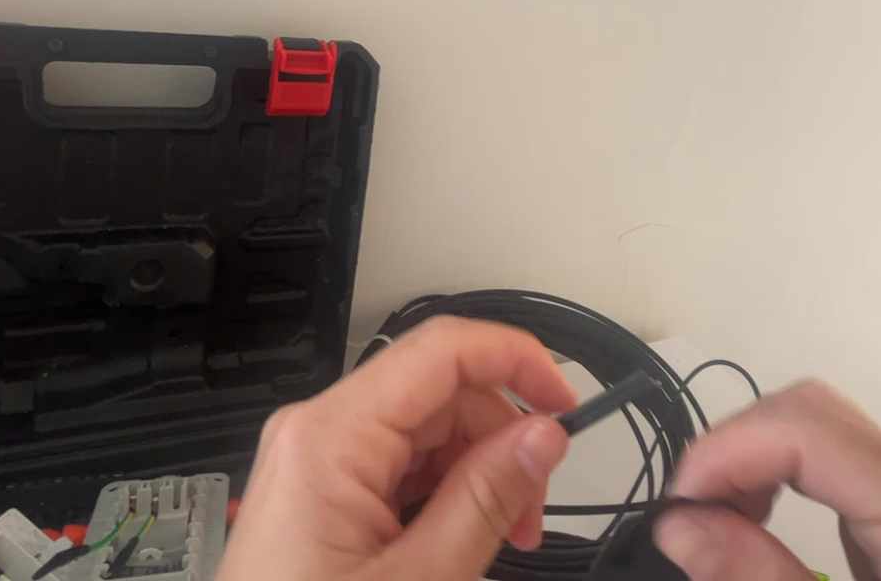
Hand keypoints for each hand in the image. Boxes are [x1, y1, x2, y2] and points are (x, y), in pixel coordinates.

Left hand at [217, 317, 577, 580]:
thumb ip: (484, 500)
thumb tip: (542, 435)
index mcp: (329, 436)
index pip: (440, 349)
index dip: (512, 357)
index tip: (563, 399)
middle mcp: (317, 429)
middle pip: (437, 389)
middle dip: (498, 434)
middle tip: (534, 506)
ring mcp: (316, 455)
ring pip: (424, 424)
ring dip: (477, 465)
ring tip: (504, 532)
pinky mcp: (322, 484)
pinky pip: (400, 458)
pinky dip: (444, 486)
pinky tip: (464, 531)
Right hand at [657, 380, 880, 580]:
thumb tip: (678, 523)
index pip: (813, 430)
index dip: (729, 450)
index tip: (677, 504)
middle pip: (814, 414)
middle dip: (736, 453)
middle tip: (692, 519)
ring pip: (819, 427)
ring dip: (753, 464)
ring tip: (719, 525)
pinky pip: (837, 461)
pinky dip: (782, 479)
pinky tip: (761, 524)